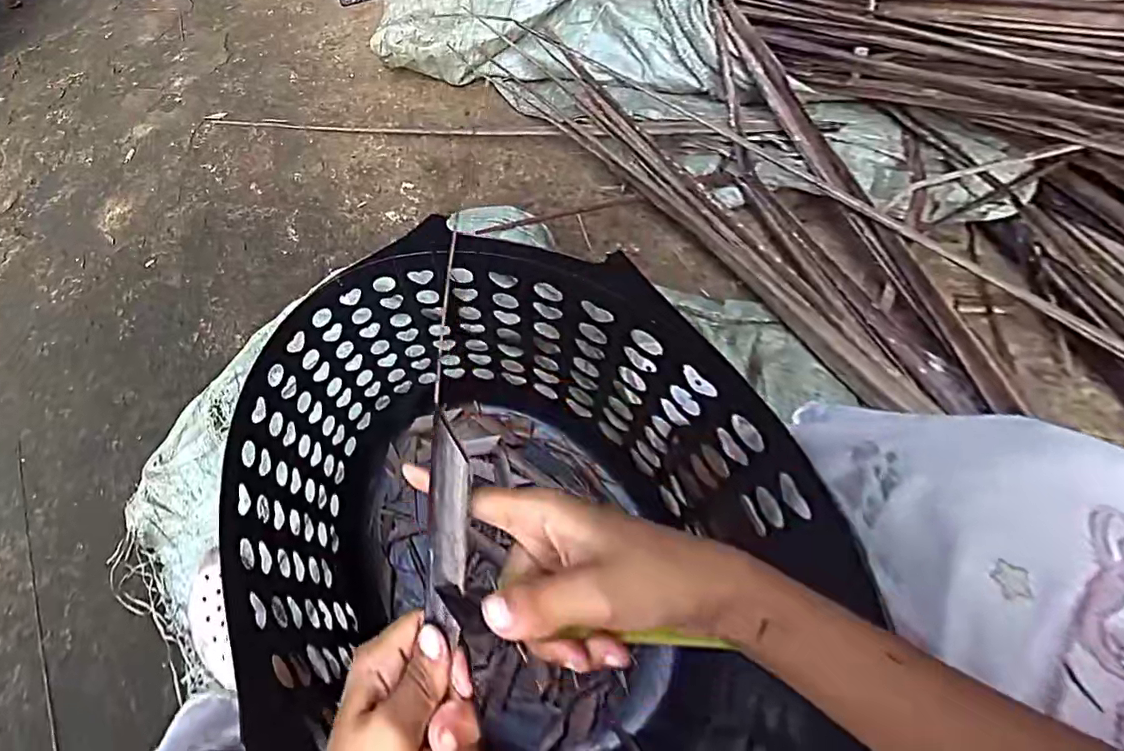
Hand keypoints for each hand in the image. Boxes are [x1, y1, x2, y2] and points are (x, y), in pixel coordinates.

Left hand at [331, 610, 482, 750]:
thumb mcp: (389, 728)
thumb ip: (418, 683)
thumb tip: (437, 632)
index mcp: (377, 666)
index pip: (421, 627)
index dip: (448, 646)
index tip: (460, 679)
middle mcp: (396, 686)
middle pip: (449, 672)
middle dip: (456, 706)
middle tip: (441, 736)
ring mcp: (415, 721)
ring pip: (459, 713)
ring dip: (460, 738)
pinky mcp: (429, 746)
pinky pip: (458, 740)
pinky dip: (458, 750)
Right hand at [403, 463, 764, 672]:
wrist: (720, 596)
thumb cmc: (655, 574)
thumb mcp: (598, 593)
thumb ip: (540, 605)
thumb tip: (488, 617)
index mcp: (537, 515)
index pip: (475, 499)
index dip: (437, 488)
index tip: (403, 472)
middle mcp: (542, 534)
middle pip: (506, 580)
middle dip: (535, 622)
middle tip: (573, 650)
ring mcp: (562, 561)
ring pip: (533, 607)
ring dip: (562, 638)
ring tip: (600, 652)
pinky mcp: (581, 585)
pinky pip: (557, 616)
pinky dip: (578, 638)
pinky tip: (609, 650)